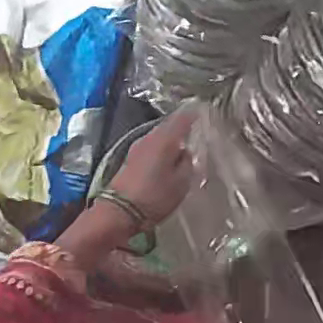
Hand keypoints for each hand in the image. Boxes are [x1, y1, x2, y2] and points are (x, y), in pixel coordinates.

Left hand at [109, 107, 198, 224]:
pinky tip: (166, 155)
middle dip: (180, 124)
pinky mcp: (130, 160)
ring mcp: (137, 148)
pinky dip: (160, 147)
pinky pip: (151, 146)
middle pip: (167, 125)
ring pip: (158, 135)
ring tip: (183, 141)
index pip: (182, 119)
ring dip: (170, 136)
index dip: (193, 113)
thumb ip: (188, 163)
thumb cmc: (155, 197)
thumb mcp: (181, 183)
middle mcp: (149, 138)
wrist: (119, 211)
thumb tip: (186, 152)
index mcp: (165, 140)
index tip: (202, 110)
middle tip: (194, 125)